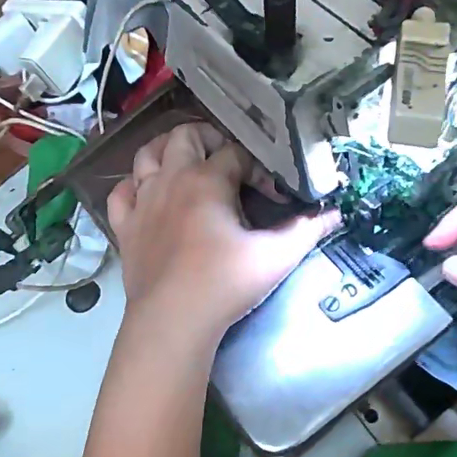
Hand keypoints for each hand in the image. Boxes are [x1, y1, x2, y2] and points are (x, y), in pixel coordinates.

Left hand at [108, 123, 339, 342]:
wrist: (173, 320)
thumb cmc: (225, 284)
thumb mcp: (275, 257)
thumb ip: (305, 230)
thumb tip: (335, 214)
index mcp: (206, 180)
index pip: (235, 154)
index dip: (258, 167)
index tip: (271, 193)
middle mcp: (170, 180)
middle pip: (184, 136)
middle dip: (208, 139)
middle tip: (227, 161)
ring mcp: (143, 202)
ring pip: (145, 155)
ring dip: (166, 150)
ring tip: (186, 162)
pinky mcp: (125, 227)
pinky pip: (122, 193)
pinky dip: (134, 186)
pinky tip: (148, 194)